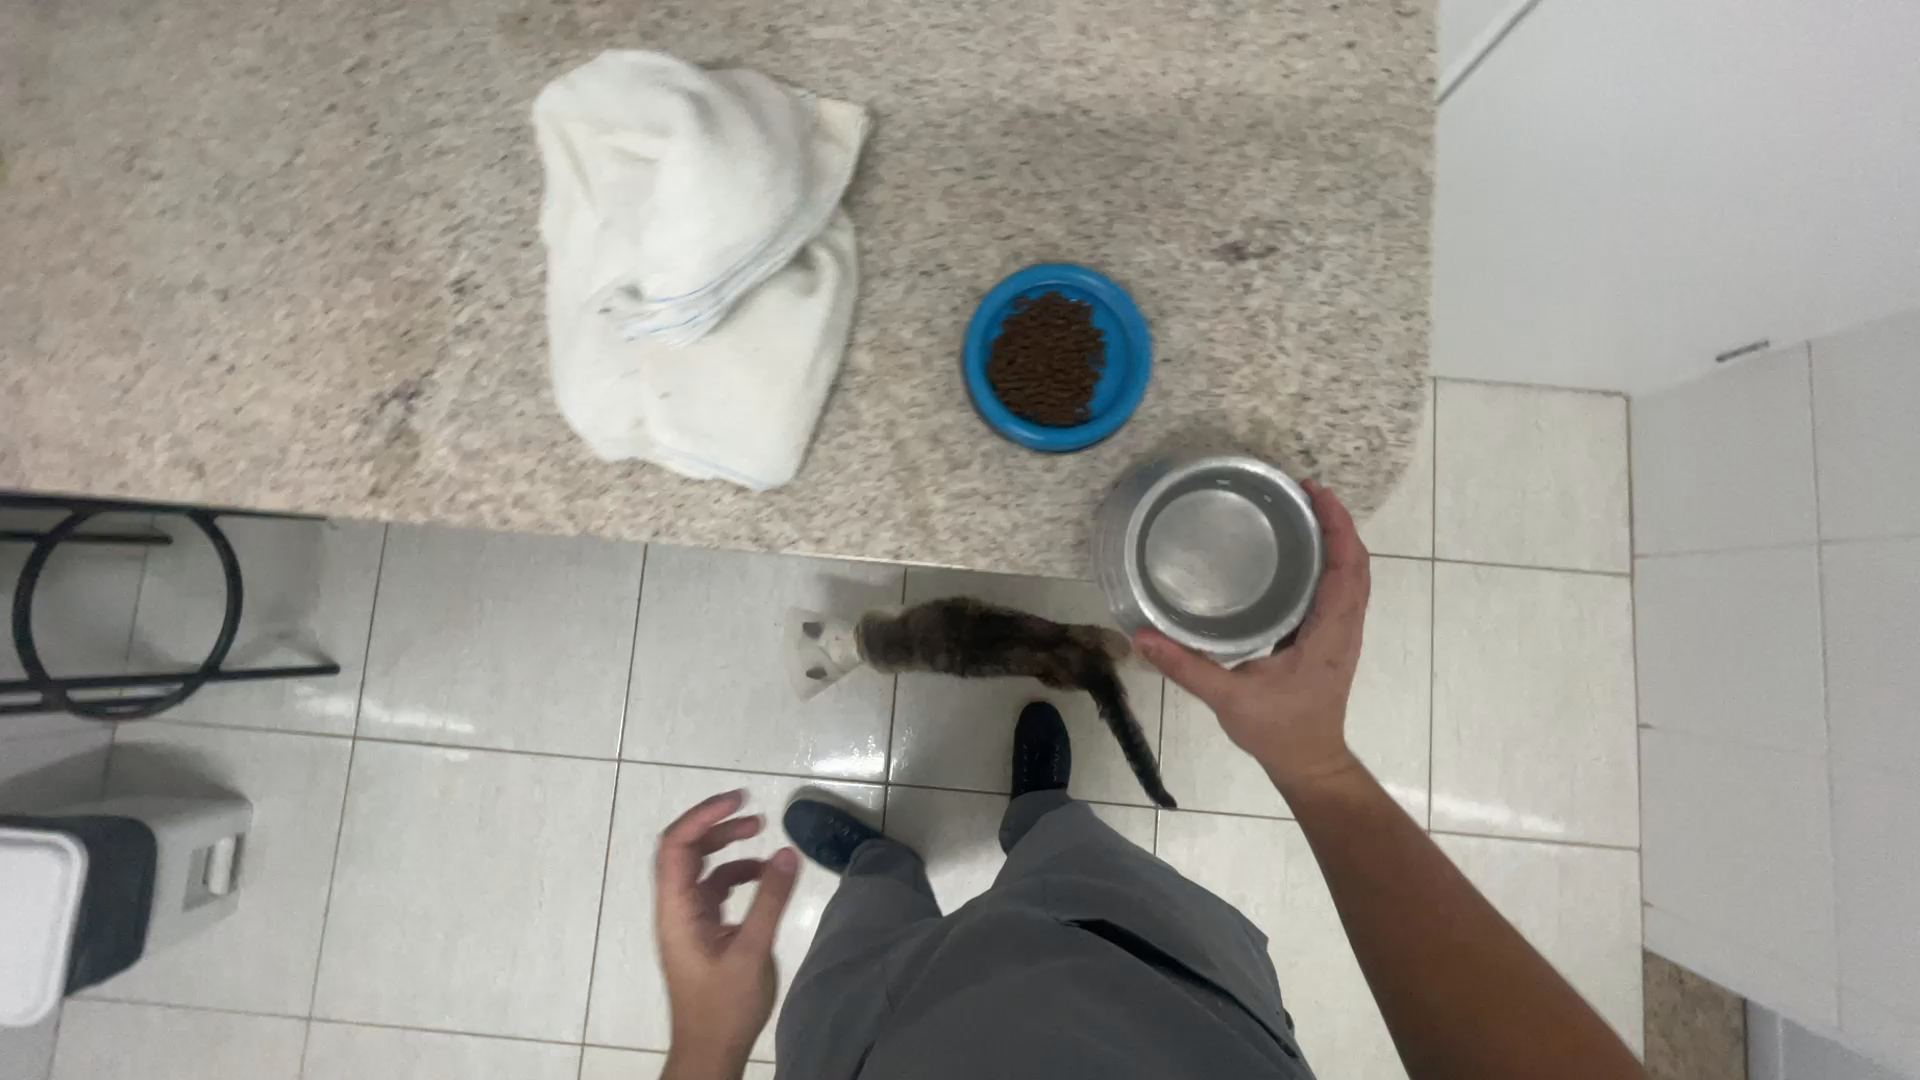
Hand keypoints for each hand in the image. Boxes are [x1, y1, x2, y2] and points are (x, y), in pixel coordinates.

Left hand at [654, 789, 798, 1078]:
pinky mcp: (702, 929)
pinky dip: (737, 870)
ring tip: (759, 828)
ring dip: (726, 843)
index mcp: (676, 910)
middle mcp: (676, 908)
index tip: (738, 799)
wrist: (710, 1053)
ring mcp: (688, 918)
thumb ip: (770, 900)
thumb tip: (787, 852)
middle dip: (716, 823)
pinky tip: (763, 873)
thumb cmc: (724, 1007)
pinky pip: (714, 885)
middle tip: (752, 808)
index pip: (676, 846)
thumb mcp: (752, 952)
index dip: (702, 816)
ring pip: (699, 865)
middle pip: (685, 849)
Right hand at [1135, 480, 1371, 796]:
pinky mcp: (1330, 639)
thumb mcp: (1227, 700)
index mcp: (1329, 635)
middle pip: (1356, 564)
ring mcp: (1341, 633)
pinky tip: (1295, 554)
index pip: (1347, 570)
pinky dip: (1328, 562)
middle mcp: (1344, 628)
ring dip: (1335, 540)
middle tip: (1301, 490)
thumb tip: (1141, 636)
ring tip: (1300, 511)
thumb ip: (1186, 667)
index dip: (1338, 528)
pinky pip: (1339, 590)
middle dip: (1336, 523)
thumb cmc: (1277, 731)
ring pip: (1351, 576)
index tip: (1316, 494)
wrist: (1309, 762)